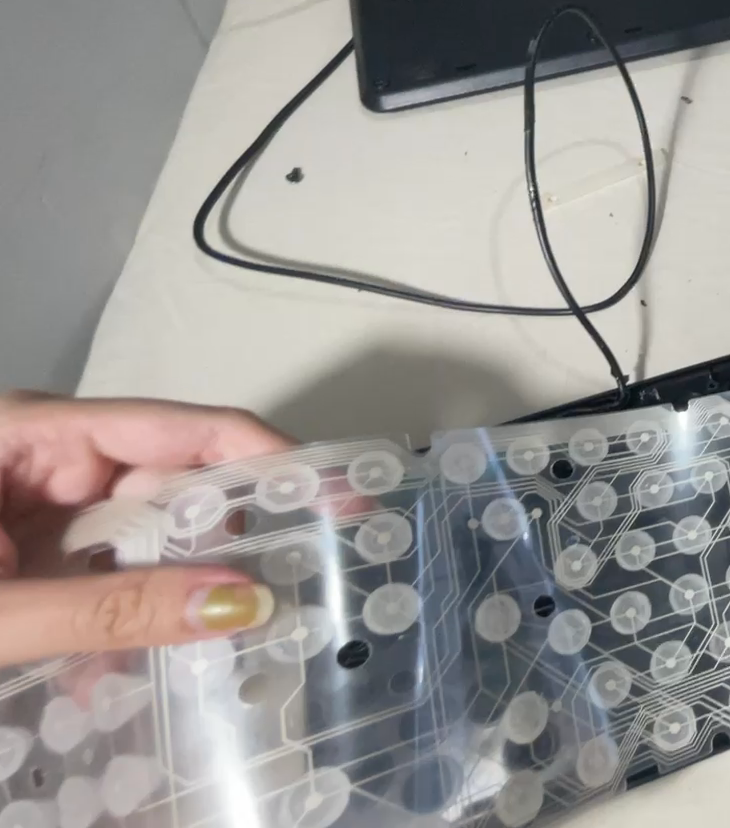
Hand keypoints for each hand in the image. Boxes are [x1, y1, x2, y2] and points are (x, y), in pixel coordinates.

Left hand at [0, 392, 291, 667]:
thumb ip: (103, 610)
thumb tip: (247, 605)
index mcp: (35, 431)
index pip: (197, 431)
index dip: (281, 462)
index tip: (348, 502)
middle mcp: (52, 454)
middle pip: (183, 481)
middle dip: (232, 537)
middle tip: (298, 580)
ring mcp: (38, 501)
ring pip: (152, 530)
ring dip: (183, 582)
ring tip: (232, 626)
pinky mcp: (28, 546)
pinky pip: (110, 565)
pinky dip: (135, 605)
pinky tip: (153, 649)